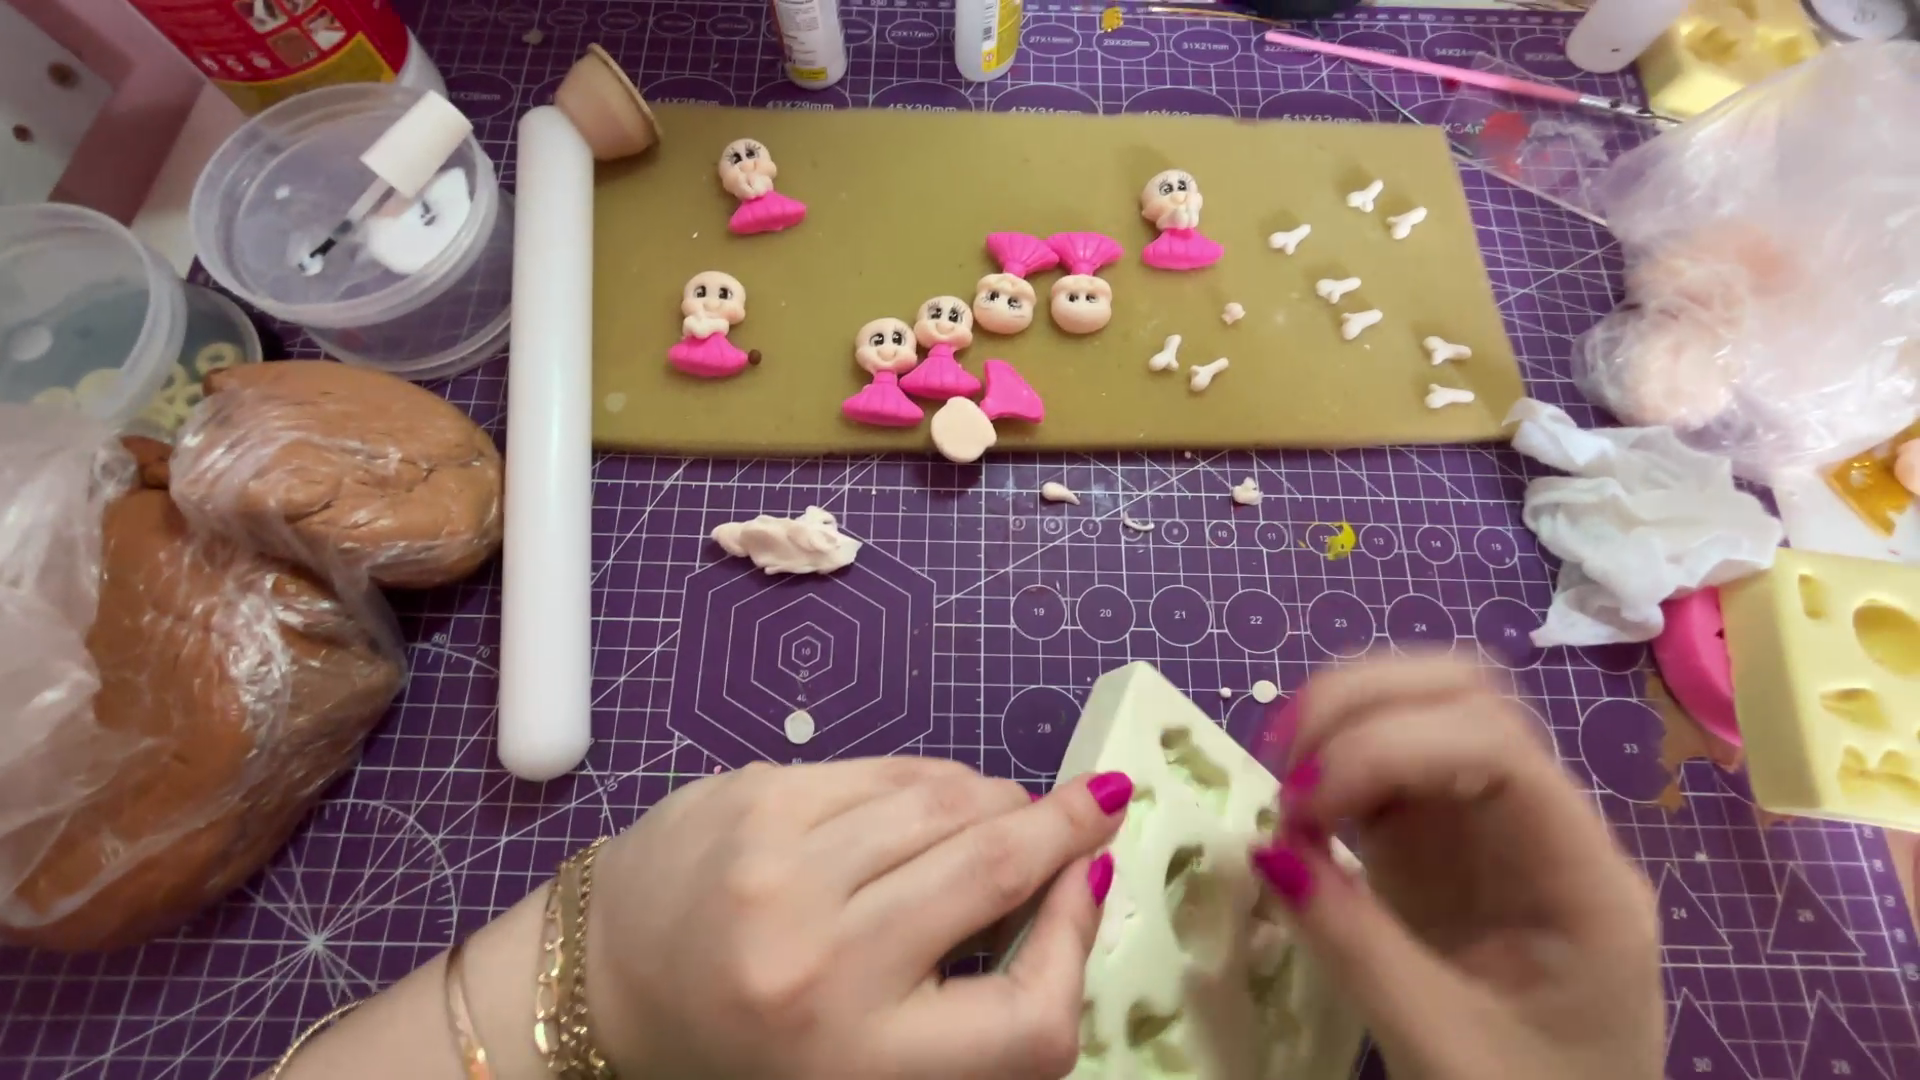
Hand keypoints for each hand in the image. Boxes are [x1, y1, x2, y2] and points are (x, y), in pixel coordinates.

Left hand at [586, 757, 1132, 1078]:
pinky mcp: (760, 792)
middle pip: (991, 873)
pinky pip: (888, 769)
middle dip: (1060, 829)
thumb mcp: (863, 1064)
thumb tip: (1069, 885)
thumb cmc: (740, 1049)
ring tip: (1013, 807)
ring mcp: (784, 858)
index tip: (1093, 887)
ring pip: (944, 801)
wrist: (596, 986)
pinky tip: (944, 793)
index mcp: (853, 1060)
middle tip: (1098, 802)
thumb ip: (972, 1001)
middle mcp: (821, 957)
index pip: (1027, 1020)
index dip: (1078, 946)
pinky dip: (936, 779)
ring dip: (999, 800)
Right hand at [1252, 655, 1663, 1079]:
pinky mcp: (1435, 826)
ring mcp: (1485, 815)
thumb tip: (1264, 848)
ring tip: (1283, 774)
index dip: (1384, 748)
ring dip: (1339, 713)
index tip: (1303, 808)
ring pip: (1421, 700)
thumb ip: (1354, 945)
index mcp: (1579, 875)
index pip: (1493, 743)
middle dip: (1359, 703)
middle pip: (1464, 691)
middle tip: (1284, 766)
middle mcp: (1538, 820)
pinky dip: (1327, 749)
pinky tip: (1295, 793)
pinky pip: (1382, 749)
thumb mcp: (1441, 1046)